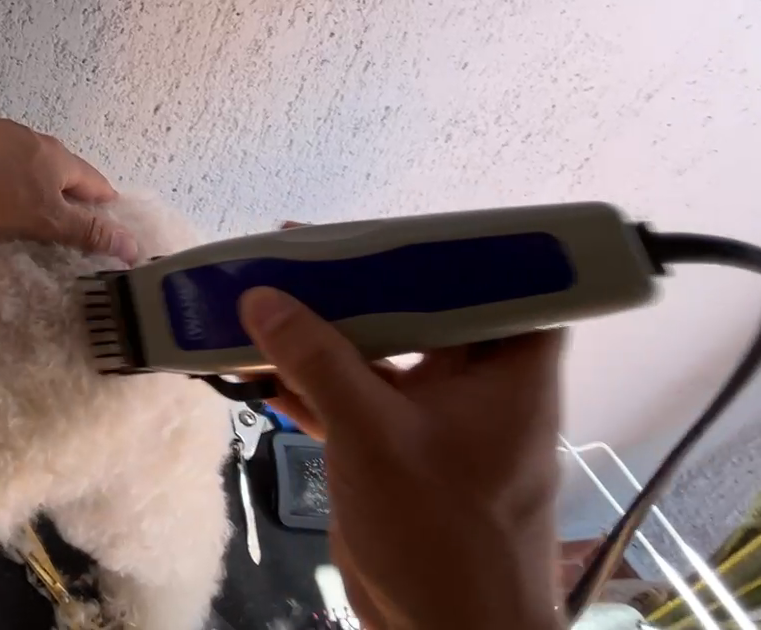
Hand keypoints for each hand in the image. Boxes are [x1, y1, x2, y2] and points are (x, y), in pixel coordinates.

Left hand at [0, 97, 139, 263]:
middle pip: (61, 169)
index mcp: (57, 158)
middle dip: (68, 194)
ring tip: (27, 208)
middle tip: (69, 221)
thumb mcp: (42, 217)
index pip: (95, 182)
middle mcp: (31, 140)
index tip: (110, 224)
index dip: (105, 205)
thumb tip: (134, 245)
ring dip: (31, 184)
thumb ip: (85, 230)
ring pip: (25, 163)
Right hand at [239, 287, 566, 629]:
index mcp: (504, 380)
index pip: (508, 295)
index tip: (389, 231)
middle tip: (297, 255)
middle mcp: (471, 392)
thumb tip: (258, 295)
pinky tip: (252, 367)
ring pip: (373, 355)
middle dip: (356, 287)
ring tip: (259, 302)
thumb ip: (315, 359)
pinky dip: (302, 381)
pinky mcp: (388, 449)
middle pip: (421, 316)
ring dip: (317, 335)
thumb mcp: (373, 433)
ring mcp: (427, 422)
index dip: (458, 257)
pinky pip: (344, 394)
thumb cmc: (438, 530)